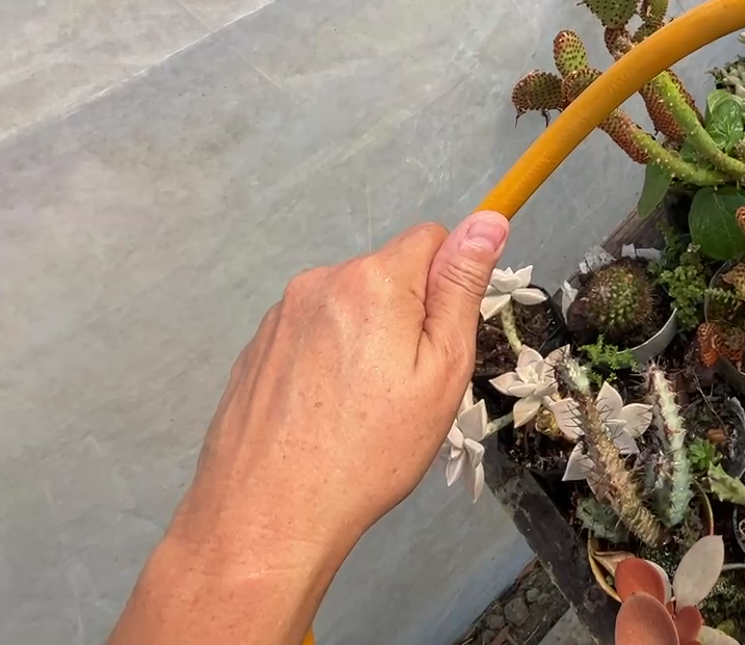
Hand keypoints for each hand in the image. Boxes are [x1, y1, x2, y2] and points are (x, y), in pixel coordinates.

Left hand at [110, 212, 508, 644]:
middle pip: (390, 272)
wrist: (261, 524)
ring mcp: (280, 315)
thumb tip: (489, 219)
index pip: (432, 237)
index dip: (448, 281)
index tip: (438, 338)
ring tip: (363, 403)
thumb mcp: (442, 368)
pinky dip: (330, 354)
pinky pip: (314, 329)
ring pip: (352, 302)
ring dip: (368, 332)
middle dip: (409, 310)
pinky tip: (323, 411)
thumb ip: (462, 286)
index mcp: (374, 279)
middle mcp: (321, 280)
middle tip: (407, 382)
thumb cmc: (373, 448)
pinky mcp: (255, 348)